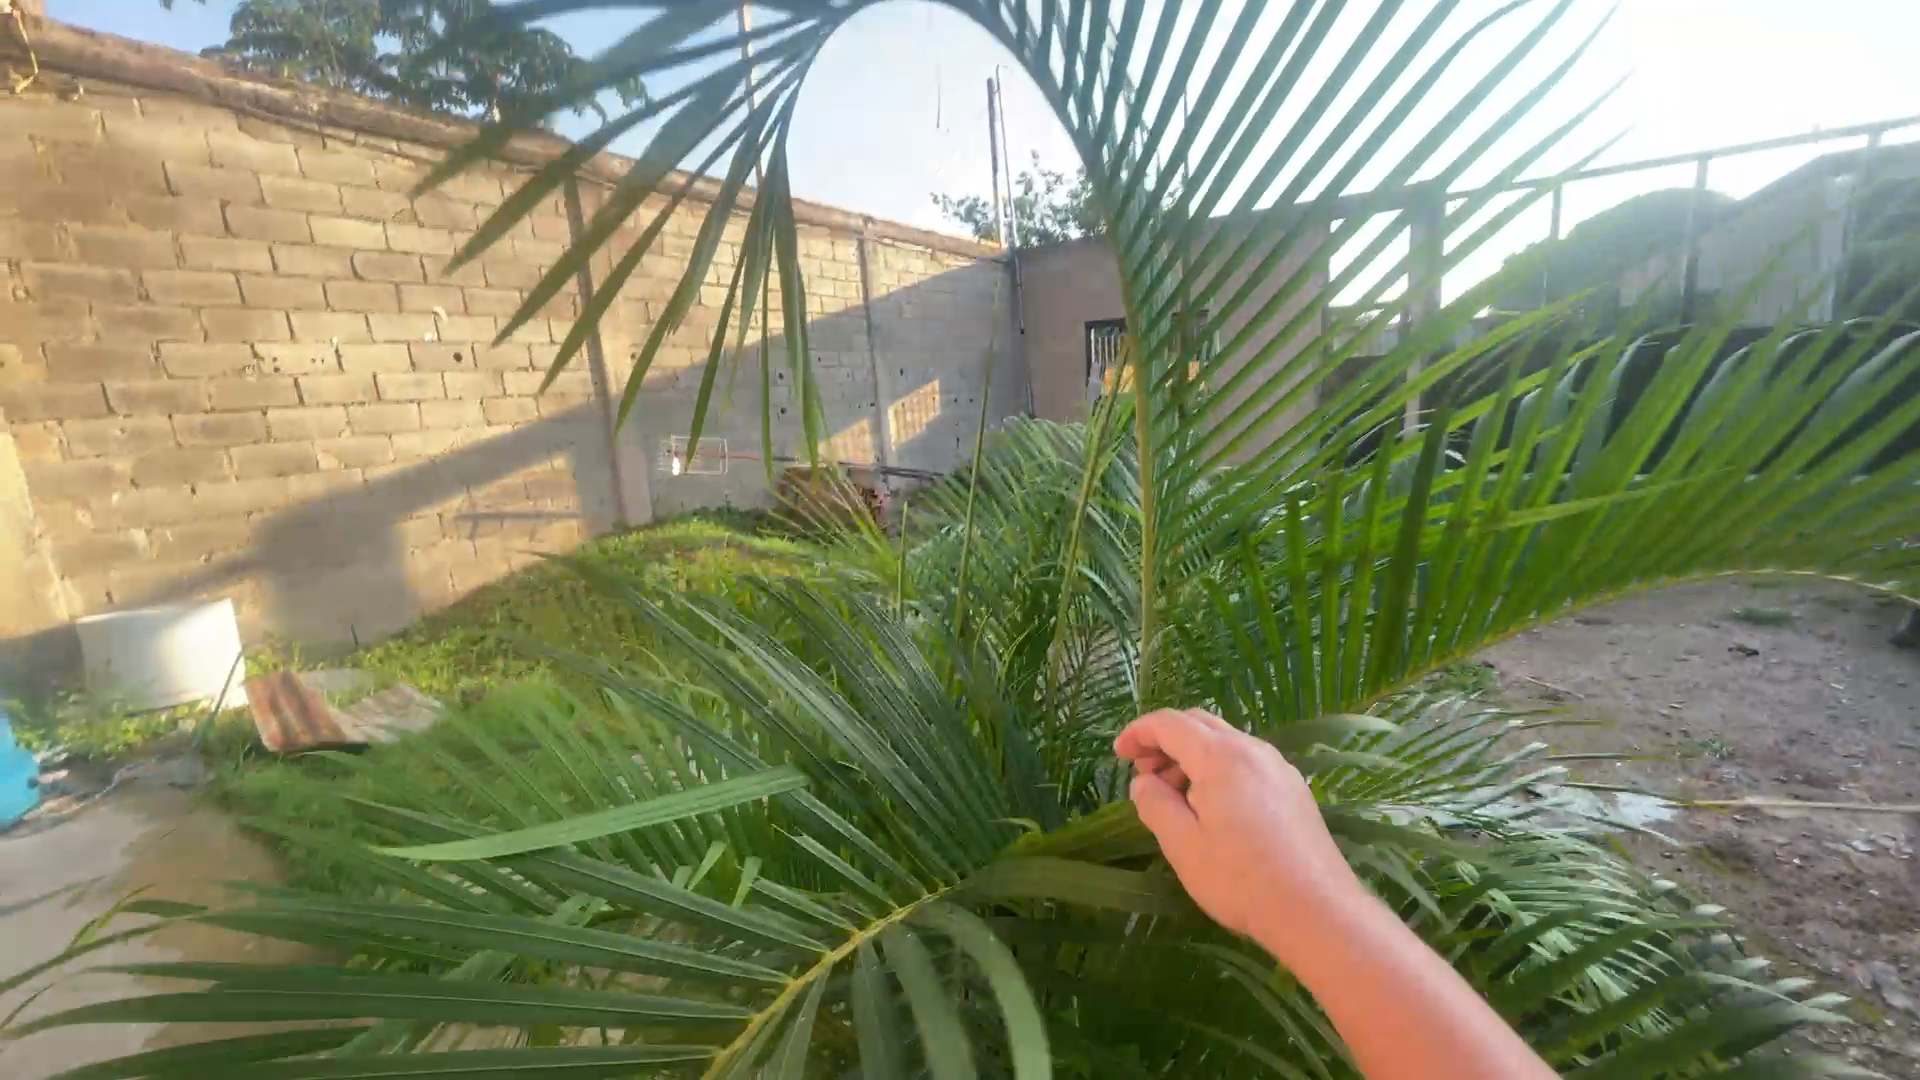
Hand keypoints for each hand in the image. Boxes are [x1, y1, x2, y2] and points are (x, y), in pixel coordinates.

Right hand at [1115, 708, 1364, 945]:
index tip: (1118, 754)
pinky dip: (1217, 767)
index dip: (1139, 732)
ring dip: (1190, 754)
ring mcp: (1277, 768)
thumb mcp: (1182, 845)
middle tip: (1142, 769)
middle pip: (1198, 724)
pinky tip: (1211, 804)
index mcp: (1220, 756)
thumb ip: (1155, 804)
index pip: (1170, 724)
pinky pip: (1245, 760)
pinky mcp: (1293, 789)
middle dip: (1164, 739)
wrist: (1319, 913)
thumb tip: (1143, 783)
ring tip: (1172, 792)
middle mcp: (1251, 750)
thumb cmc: (1241, 879)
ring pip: (1224, 741)